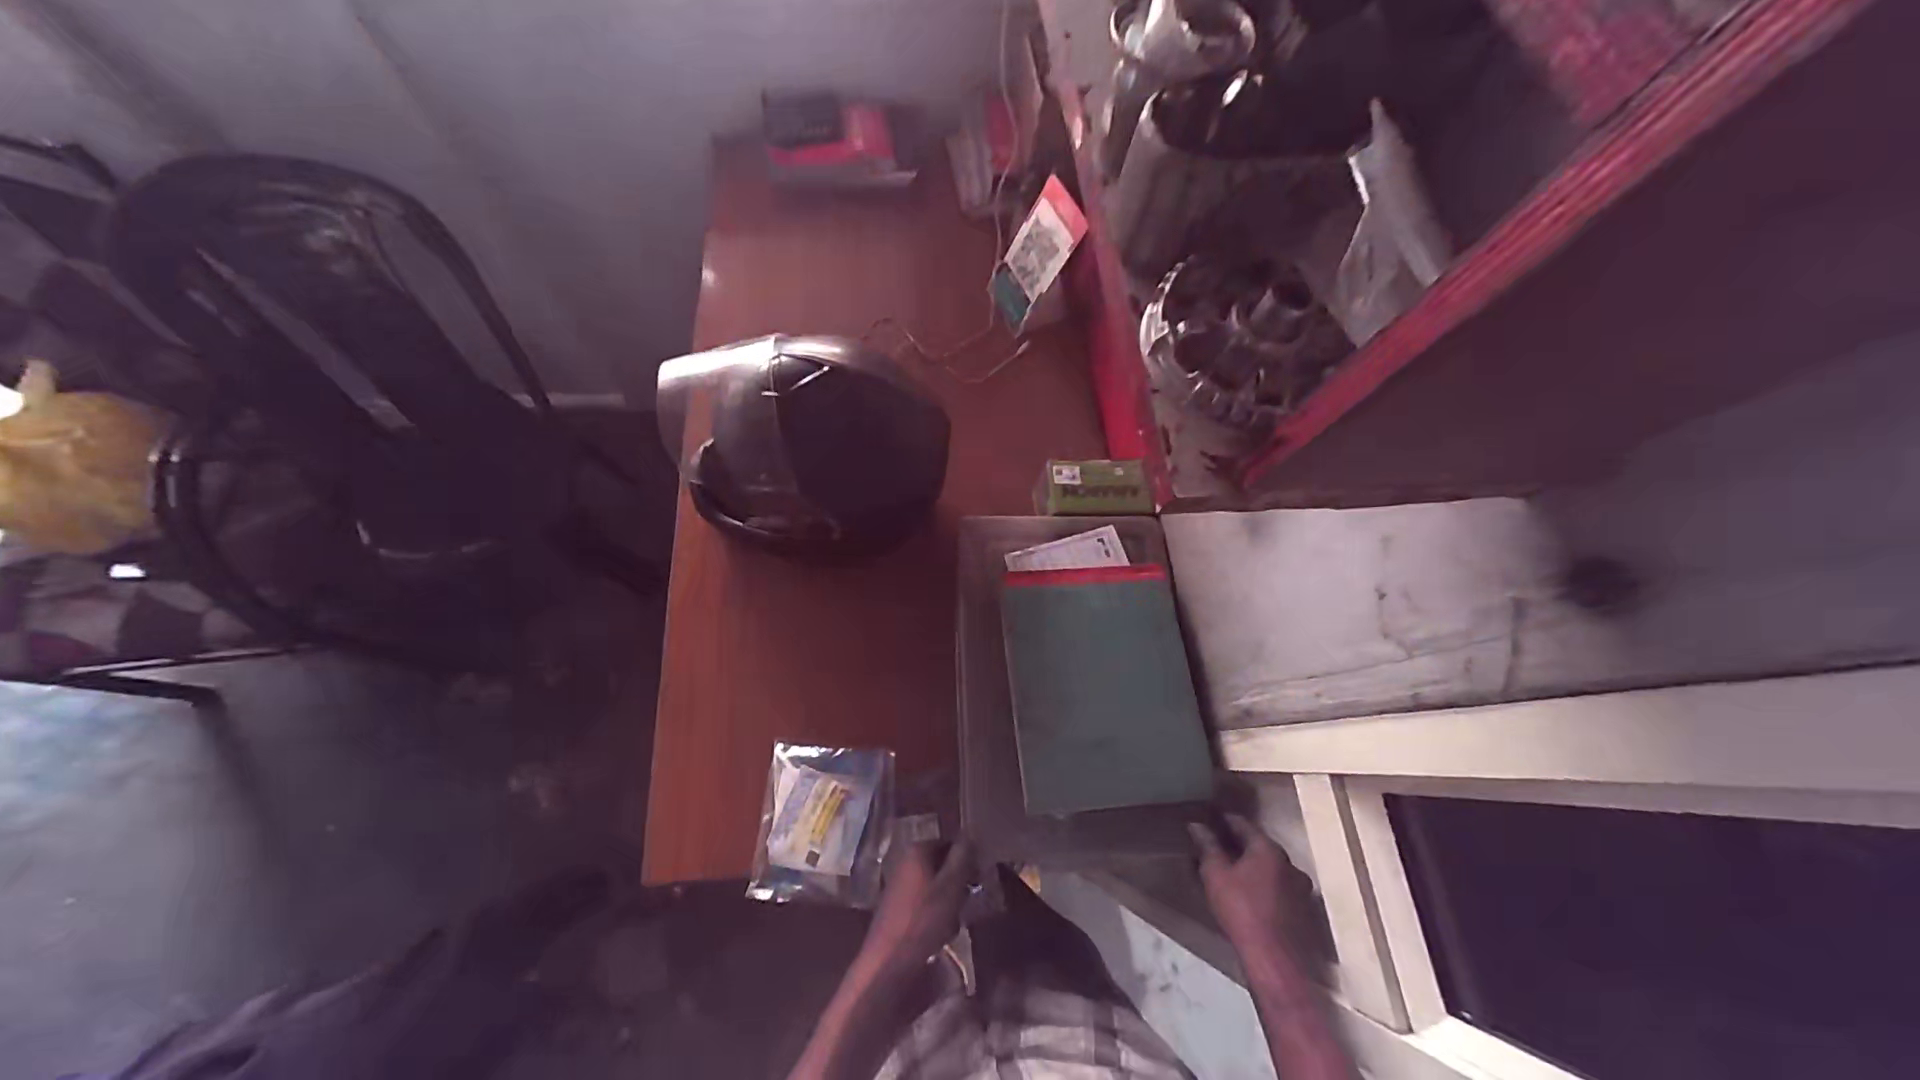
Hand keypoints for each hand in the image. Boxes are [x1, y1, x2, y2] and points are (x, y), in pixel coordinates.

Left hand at [857, 839, 974, 977]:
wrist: (888, 962)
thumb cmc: (923, 920)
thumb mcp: (951, 886)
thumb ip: (963, 857)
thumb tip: (970, 833)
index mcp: (917, 850)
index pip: (950, 844)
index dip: (967, 860)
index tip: (978, 879)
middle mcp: (905, 862)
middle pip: (942, 865)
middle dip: (958, 884)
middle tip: (967, 901)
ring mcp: (899, 885)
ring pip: (936, 886)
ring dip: (949, 902)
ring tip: (954, 922)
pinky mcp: (897, 907)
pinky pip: (925, 903)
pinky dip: (936, 914)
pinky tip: (941, 933)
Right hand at [1192, 813, 1299, 954]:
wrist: (1275, 960)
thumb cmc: (1241, 910)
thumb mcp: (1215, 875)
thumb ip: (1207, 847)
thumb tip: (1197, 825)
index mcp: (1268, 849)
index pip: (1243, 825)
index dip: (1224, 820)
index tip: (1210, 817)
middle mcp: (1289, 864)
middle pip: (1258, 846)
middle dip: (1236, 845)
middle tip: (1215, 845)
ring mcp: (1299, 888)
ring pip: (1269, 868)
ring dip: (1250, 866)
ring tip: (1229, 872)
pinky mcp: (1302, 911)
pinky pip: (1276, 887)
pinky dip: (1261, 884)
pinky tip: (1246, 894)